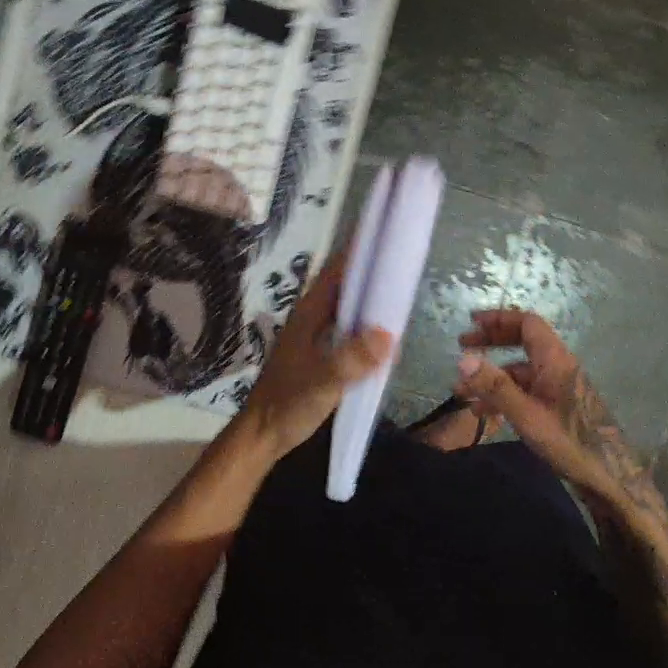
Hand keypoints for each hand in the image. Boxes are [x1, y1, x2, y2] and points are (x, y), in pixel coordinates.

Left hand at [239, 253, 393, 462]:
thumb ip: (351, 359)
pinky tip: (385, 334)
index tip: (386, 234)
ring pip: (346, 308)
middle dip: (371, 272)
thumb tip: (388, 335)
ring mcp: (315, 337)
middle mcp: (311, 319)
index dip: (358, 251)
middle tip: (404, 261)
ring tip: (401, 290)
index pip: (336, 272)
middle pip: (344, 286)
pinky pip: (347, 330)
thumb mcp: (322, 383)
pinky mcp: (320, 355)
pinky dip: (366, 325)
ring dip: (370, 299)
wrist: (264, 434)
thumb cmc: (288, 404)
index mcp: (308, 315)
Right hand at [452, 309, 635, 503]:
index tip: (472, 322)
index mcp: (555, 360)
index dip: (498, 319)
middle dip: (491, 341)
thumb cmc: (568, 442)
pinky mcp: (558, 406)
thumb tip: (463, 359)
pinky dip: (503, 394)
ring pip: (521, 370)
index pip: (527, 323)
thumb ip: (494, 386)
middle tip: (462, 346)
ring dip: (492, 376)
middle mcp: (559, 367)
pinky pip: (526, 390)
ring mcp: (559, 387)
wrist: (607, 475)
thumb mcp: (526, 414)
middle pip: (523, 341)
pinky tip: (485, 412)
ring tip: (463, 392)